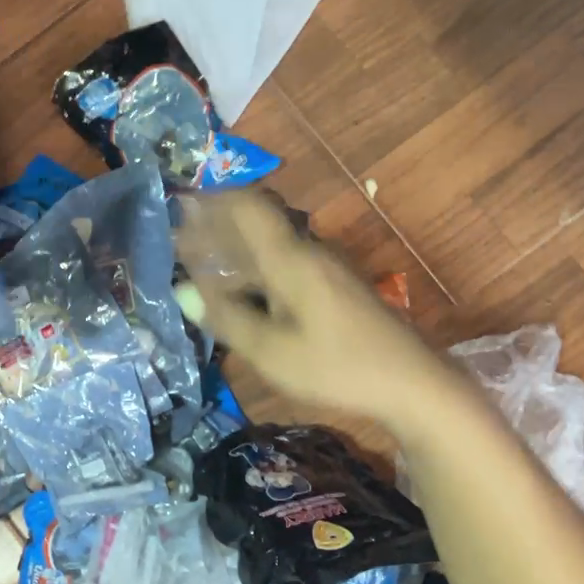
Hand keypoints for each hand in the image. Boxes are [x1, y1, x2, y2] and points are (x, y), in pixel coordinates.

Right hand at [176, 190, 467, 433]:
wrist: (410, 382)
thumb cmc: (336, 366)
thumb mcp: (271, 350)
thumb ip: (225, 319)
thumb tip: (180, 292)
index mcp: (291, 259)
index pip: (248, 207)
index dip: (212, 201)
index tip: (177, 206)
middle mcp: (307, 253)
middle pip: (256, 224)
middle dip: (214, 226)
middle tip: (174, 237)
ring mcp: (322, 270)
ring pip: (267, 247)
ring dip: (231, 250)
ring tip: (193, 262)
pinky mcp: (330, 288)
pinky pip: (280, 266)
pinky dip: (250, 271)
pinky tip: (234, 291)